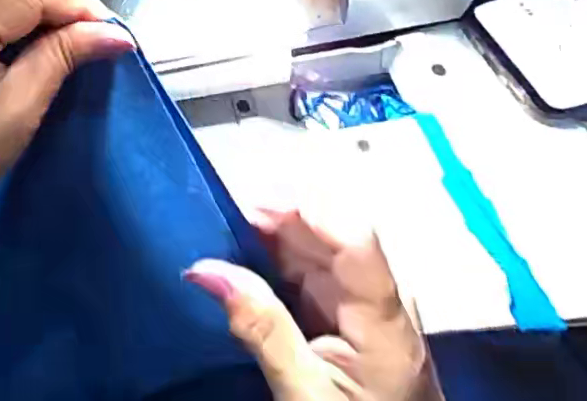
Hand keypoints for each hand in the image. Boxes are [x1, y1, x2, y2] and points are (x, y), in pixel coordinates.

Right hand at [185, 208, 439, 400]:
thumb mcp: (304, 396)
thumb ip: (262, 329)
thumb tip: (203, 268)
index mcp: (384, 319)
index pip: (353, 237)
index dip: (302, 207)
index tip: (246, 205)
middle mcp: (381, 296)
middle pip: (330, 231)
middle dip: (273, 215)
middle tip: (217, 221)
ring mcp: (366, 298)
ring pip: (315, 240)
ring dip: (268, 231)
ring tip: (222, 234)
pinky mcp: (348, 306)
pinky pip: (309, 261)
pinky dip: (274, 251)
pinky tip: (243, 253)